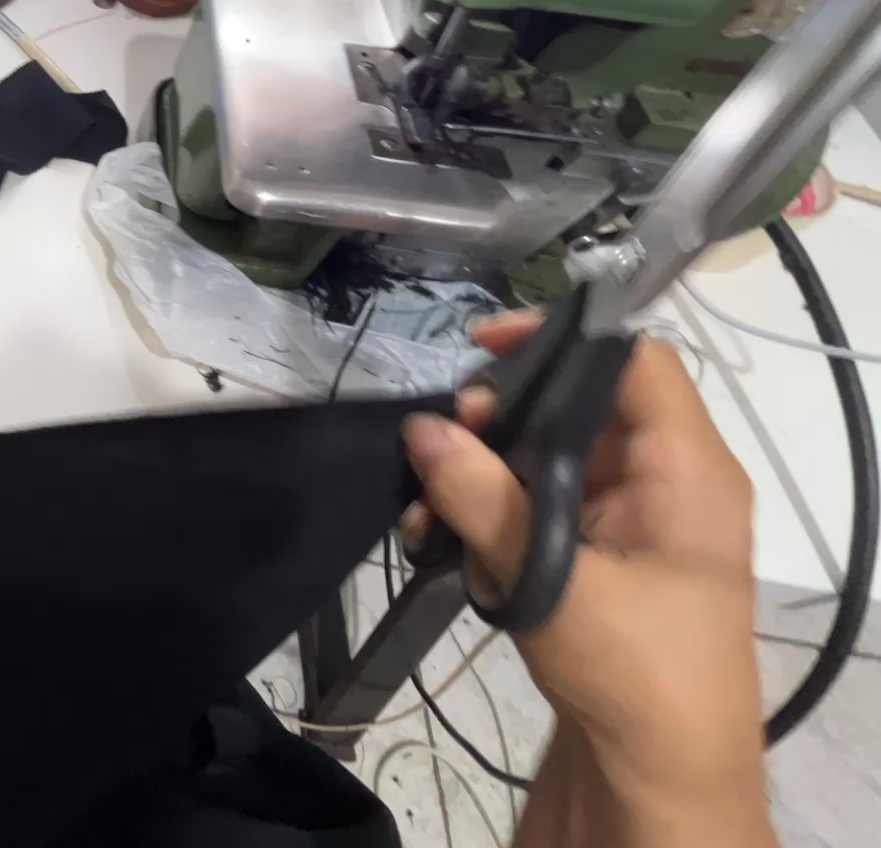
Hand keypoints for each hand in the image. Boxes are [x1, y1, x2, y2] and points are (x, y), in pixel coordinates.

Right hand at [400, 312, 769, 833]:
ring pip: (534, 452)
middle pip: (570, 404)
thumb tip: (422, 426)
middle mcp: (654, 480)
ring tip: (426, 507)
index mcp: (683, 475)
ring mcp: (617, 511)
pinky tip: (436, 535)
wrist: (652, 765)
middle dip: (494, 418)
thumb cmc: (632, 669)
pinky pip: (522, 495)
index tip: (480, 348)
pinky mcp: (583, 540)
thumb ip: (482, 496)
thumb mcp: (550, 577)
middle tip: (439, 445)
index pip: (636, 364)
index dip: (562, 339)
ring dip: (470, 470)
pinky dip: (475, 505)